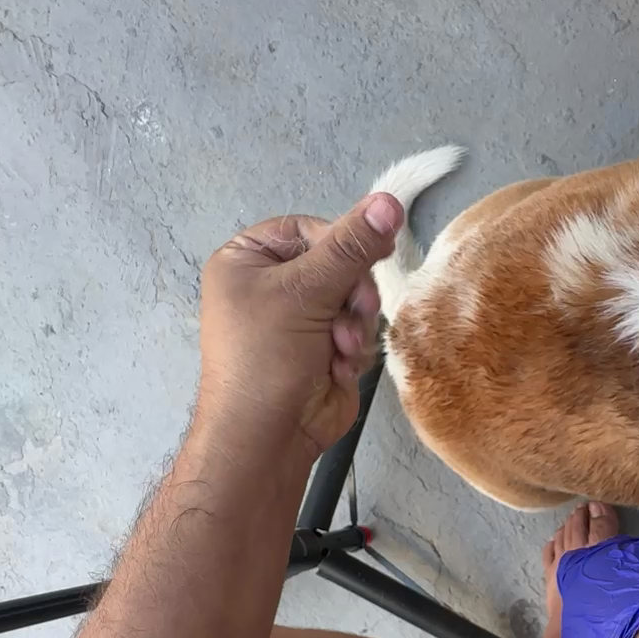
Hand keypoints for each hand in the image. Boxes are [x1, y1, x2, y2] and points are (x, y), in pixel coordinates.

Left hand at [196, 192, 403, 455]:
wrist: (270, 436)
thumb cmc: (267, 360)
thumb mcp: (306, 293)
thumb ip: (352, 247)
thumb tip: (388, 201)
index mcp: (250, 261)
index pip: (310, 230)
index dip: (341, 245)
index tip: (364, 260)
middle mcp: (275, 288)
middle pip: (340, 267)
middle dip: (351, 296)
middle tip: (352, 313)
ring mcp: (303, 322)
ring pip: (356, 303)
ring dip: (355, 327)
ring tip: (339, 350)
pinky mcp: (327, 352)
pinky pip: (360, 334)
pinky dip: (355, 351)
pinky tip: (339, 368)